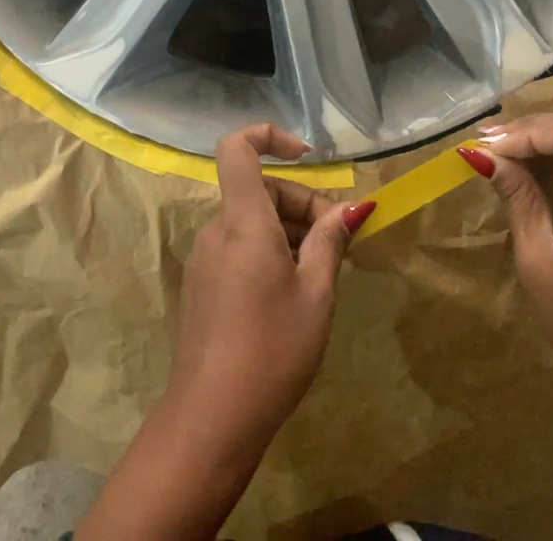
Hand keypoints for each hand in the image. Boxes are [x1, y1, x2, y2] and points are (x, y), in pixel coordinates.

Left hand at [166, 125, 374, 449]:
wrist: (212, 416)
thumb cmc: (273, 349)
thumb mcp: (316, 293)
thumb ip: (330, 241)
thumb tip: (351, 207)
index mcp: (242, 222)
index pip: (238, 148)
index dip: (270, 136)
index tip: (308, 156)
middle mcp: (215, 230)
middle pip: (257, 190)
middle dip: (302, 204)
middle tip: (341, 242)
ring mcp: (203, 258)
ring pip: (250, 222)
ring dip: (289, 231)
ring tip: (323, 273)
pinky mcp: (201, 285)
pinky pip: (237, 247)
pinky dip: (268, 252)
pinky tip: (293, 292)